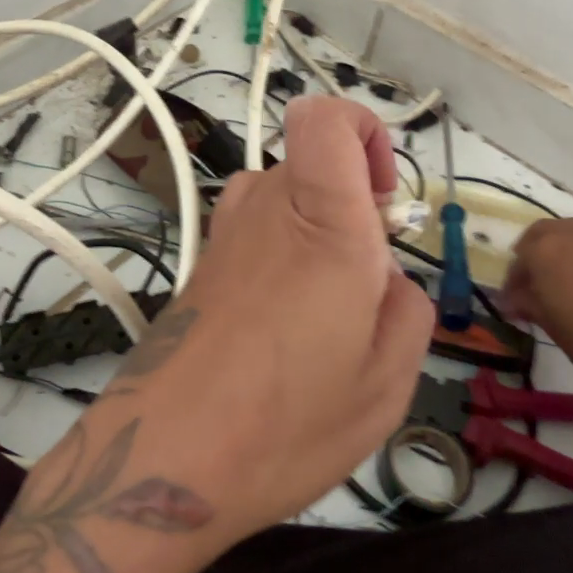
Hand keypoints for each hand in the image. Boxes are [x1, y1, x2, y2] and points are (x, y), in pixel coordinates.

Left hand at [124, 95, 433, 536]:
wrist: (167, 455)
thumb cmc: (289, 419)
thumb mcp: (388, 379)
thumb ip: (405, 306)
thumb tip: (381, 275)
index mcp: (323, 219)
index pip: (325, 117)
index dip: (363, 133)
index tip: (381, 198)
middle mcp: (265, 207)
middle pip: (313, 168)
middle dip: (351, 214)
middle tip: (361, 296)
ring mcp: (225, 233)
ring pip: (284, 203)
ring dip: (314, 242)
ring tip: (322, 324)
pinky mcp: (201, 263)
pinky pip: (255, 236)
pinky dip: (280, 264)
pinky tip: (279, 335)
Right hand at [503, 215, 572, 396]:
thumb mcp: (551, 326)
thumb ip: (528, 305)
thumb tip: (513, 301)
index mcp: (541, 252)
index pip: (517, 263)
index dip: (513, 283)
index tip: (514, 302)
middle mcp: (568, 233)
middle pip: (540, 235)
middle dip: (533, 255)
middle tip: (534, 282)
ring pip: (571, 229)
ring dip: (561, 245)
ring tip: (565, 271)